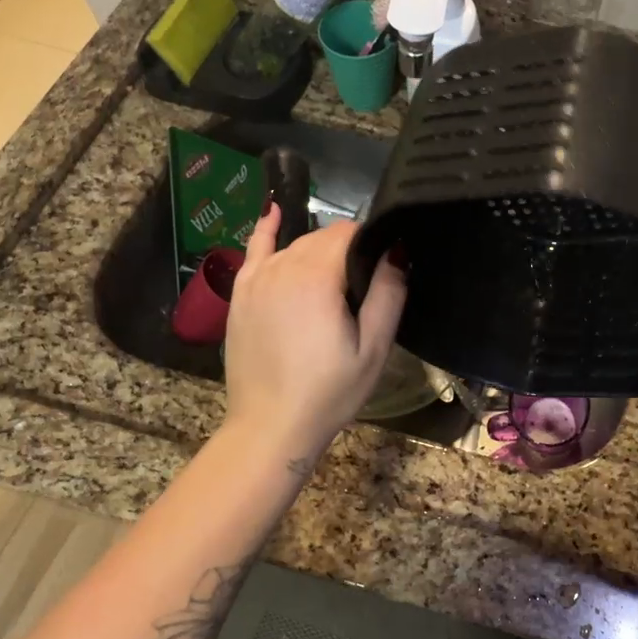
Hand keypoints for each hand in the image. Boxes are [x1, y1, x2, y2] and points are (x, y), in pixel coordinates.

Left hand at [220, 206, 406, 453]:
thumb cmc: (329, 391)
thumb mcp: (373, 347)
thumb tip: (397, 249)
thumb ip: (388, 293)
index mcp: (316, 276)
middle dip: (346, 248)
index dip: (371, 242)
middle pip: (322, 237)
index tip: (384, 267)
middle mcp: (282, 267)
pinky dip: (266, 229)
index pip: (349, 233)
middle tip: (363, 285)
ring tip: (336, 281)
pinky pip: (255, 249)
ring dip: (318, 251)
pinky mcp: (240, 294)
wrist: (270, 427)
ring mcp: (256, 279)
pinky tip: (273, 211)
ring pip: (296, 245)